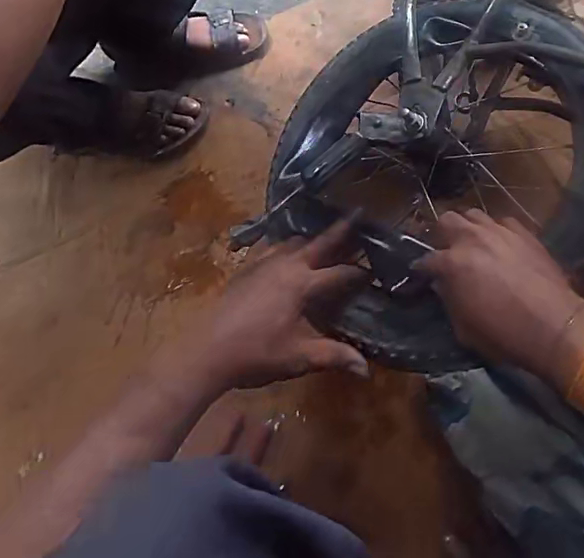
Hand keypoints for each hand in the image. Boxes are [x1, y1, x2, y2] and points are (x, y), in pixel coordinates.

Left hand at [178, 217, 370, 390]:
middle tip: (355, 215)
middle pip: (318, 243)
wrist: (208, 347)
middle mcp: (286, 265)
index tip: (374, 271)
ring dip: (310, 238)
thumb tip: (366, 368)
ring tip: (322, 236)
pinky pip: (271, 245)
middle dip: (339, 231)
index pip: (339, 273)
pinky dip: (284, 243)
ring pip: (293, 240)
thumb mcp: (298, 357)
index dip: (358, 273)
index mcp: (302, 284)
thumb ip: (333, 356)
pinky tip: (282, 248)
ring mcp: (263, 262)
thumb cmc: (257, 353)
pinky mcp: (247, 266)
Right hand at [413, 210, 583, 376]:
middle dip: (442, 234)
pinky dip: (497, 231)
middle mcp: (472, 239)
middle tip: (447, 250)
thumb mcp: (465, 329)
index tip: (421, 273)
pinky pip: (503, 222)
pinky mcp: (524, 232)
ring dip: (469, 227)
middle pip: (446, 220)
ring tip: (473, 243)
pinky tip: (501, 244)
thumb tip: (442, 286)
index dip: (422, 268)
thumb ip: (448, 301)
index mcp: (452, 263)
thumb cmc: (505, 335)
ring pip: (473, 214)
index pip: (427, 259)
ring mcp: (499, 232)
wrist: (556, 327)